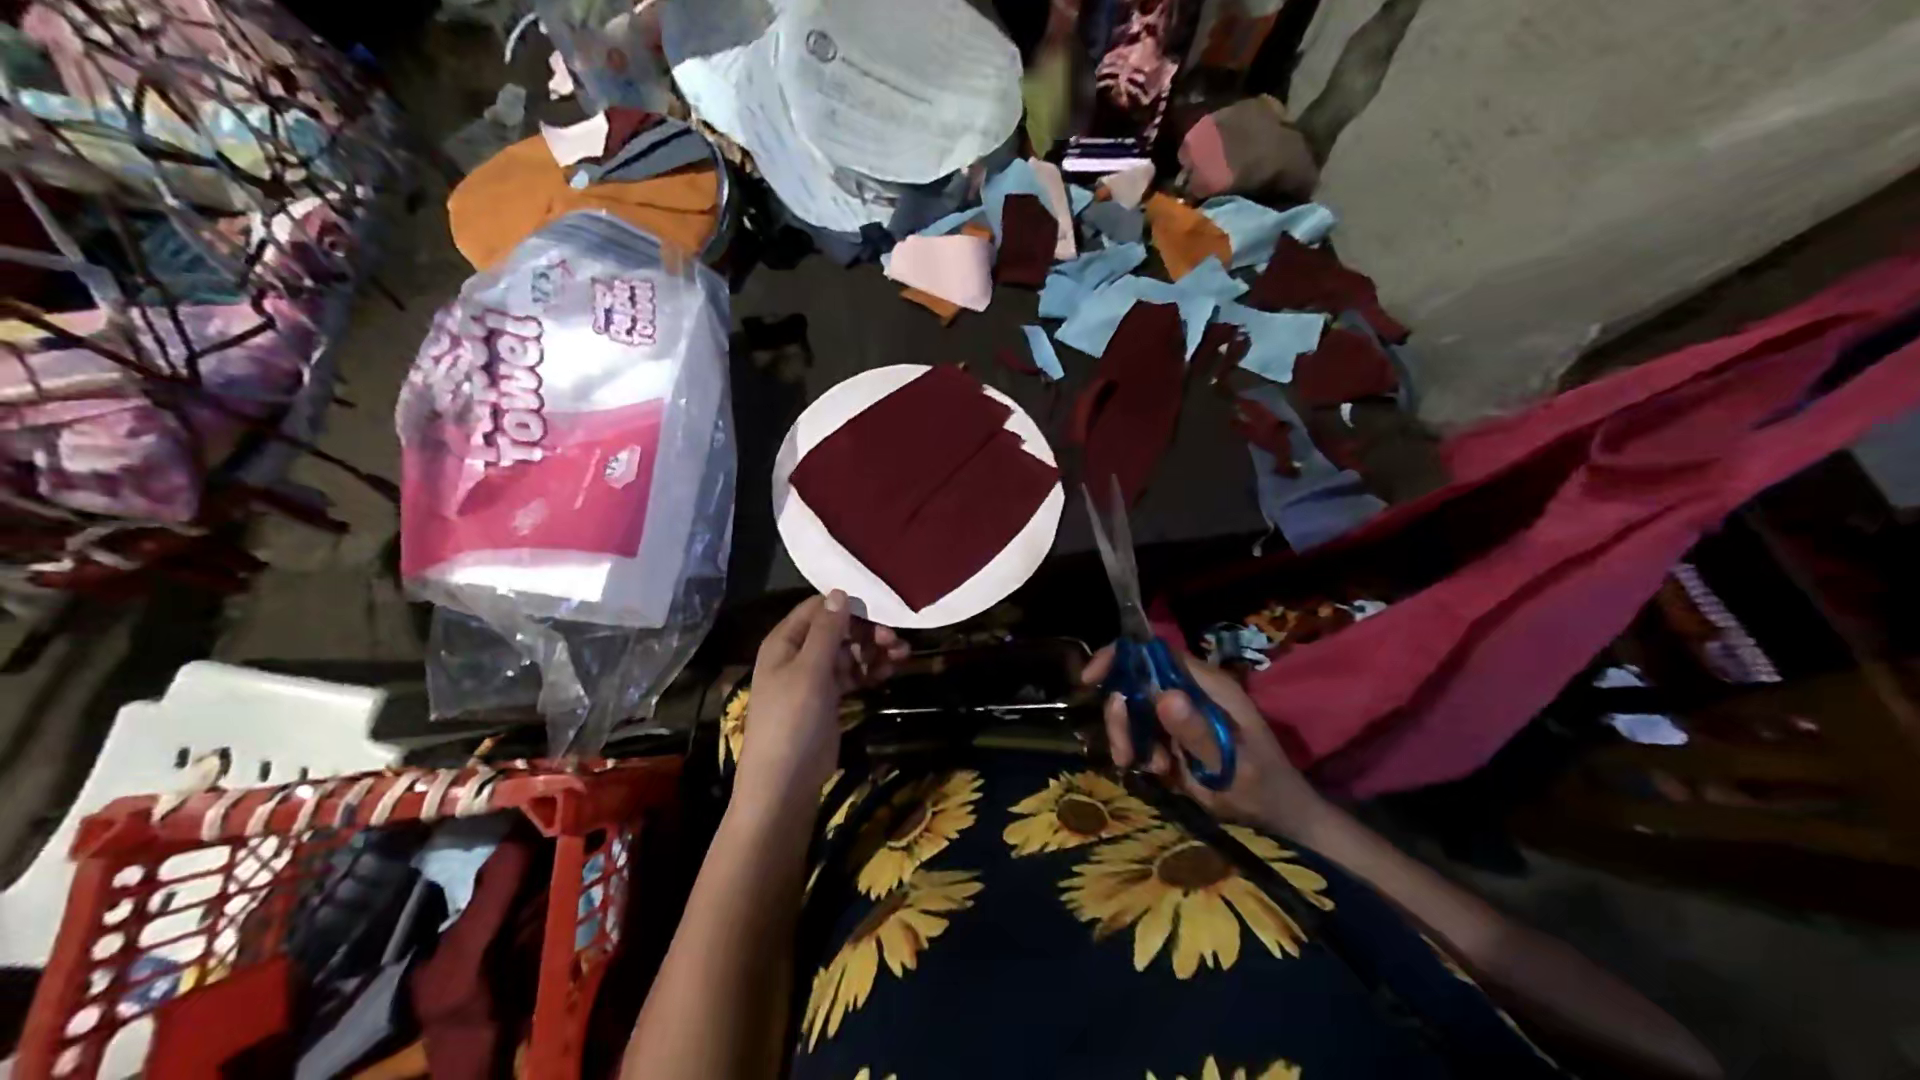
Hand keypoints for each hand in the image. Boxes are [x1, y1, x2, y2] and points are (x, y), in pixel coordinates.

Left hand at [736, 591, 907, 811]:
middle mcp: (798, 654)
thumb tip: (840, 592)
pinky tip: (889, 673)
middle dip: (867, 631)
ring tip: (901, 655)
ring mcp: (814, 677)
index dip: (849, 606)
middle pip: (838, 630)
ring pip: (849, 652)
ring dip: (873, 651)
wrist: (786, 780)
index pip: (819, 609)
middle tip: (895, 640)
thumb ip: (827, 631)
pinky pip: (852, 674)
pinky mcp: (828, 698)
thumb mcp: (810, 669)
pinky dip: (869, 671)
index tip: (881, 608)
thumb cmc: (793, 719)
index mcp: (785, 641)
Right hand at [1085, 642, 1328, 837]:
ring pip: (1132, 710)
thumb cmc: (1262, 789)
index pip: (1156, 653)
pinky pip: (1139, 734)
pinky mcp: (1173, 737)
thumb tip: (1163, 695)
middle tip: (1125, 752)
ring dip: (1127, 738)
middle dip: (1120, 715)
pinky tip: (1154, 774)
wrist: (1279, 821)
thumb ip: (1197, 732)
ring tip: (1146, 769)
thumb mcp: (1230, 766)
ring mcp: (1180, 715)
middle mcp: (1190, 693)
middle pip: (1135, 683)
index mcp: (1208, 686)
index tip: (1092, 679)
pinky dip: (1136, 752)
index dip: (1121, 657)